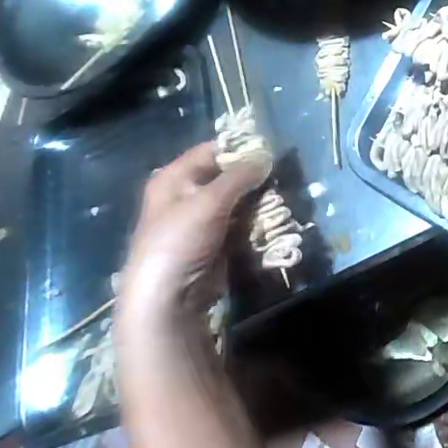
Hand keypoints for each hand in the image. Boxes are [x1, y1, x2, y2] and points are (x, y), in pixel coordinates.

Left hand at [114, 141, 271, 332]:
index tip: (270, 152)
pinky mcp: (215, 242)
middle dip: (253, 179)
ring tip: (280, 201)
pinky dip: (255, 221)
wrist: (167, 299)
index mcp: (174, 178)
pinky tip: (272, 220)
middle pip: (226, 177)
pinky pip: (240, 224)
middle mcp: (186, 195)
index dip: (239, 149)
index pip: (211, 151)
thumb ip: (239, 176)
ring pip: (237, 201)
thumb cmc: (180, 240)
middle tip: (281, 179)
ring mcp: (201, 221)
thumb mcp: (209, 201)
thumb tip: (265, 156)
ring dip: (258, 202)